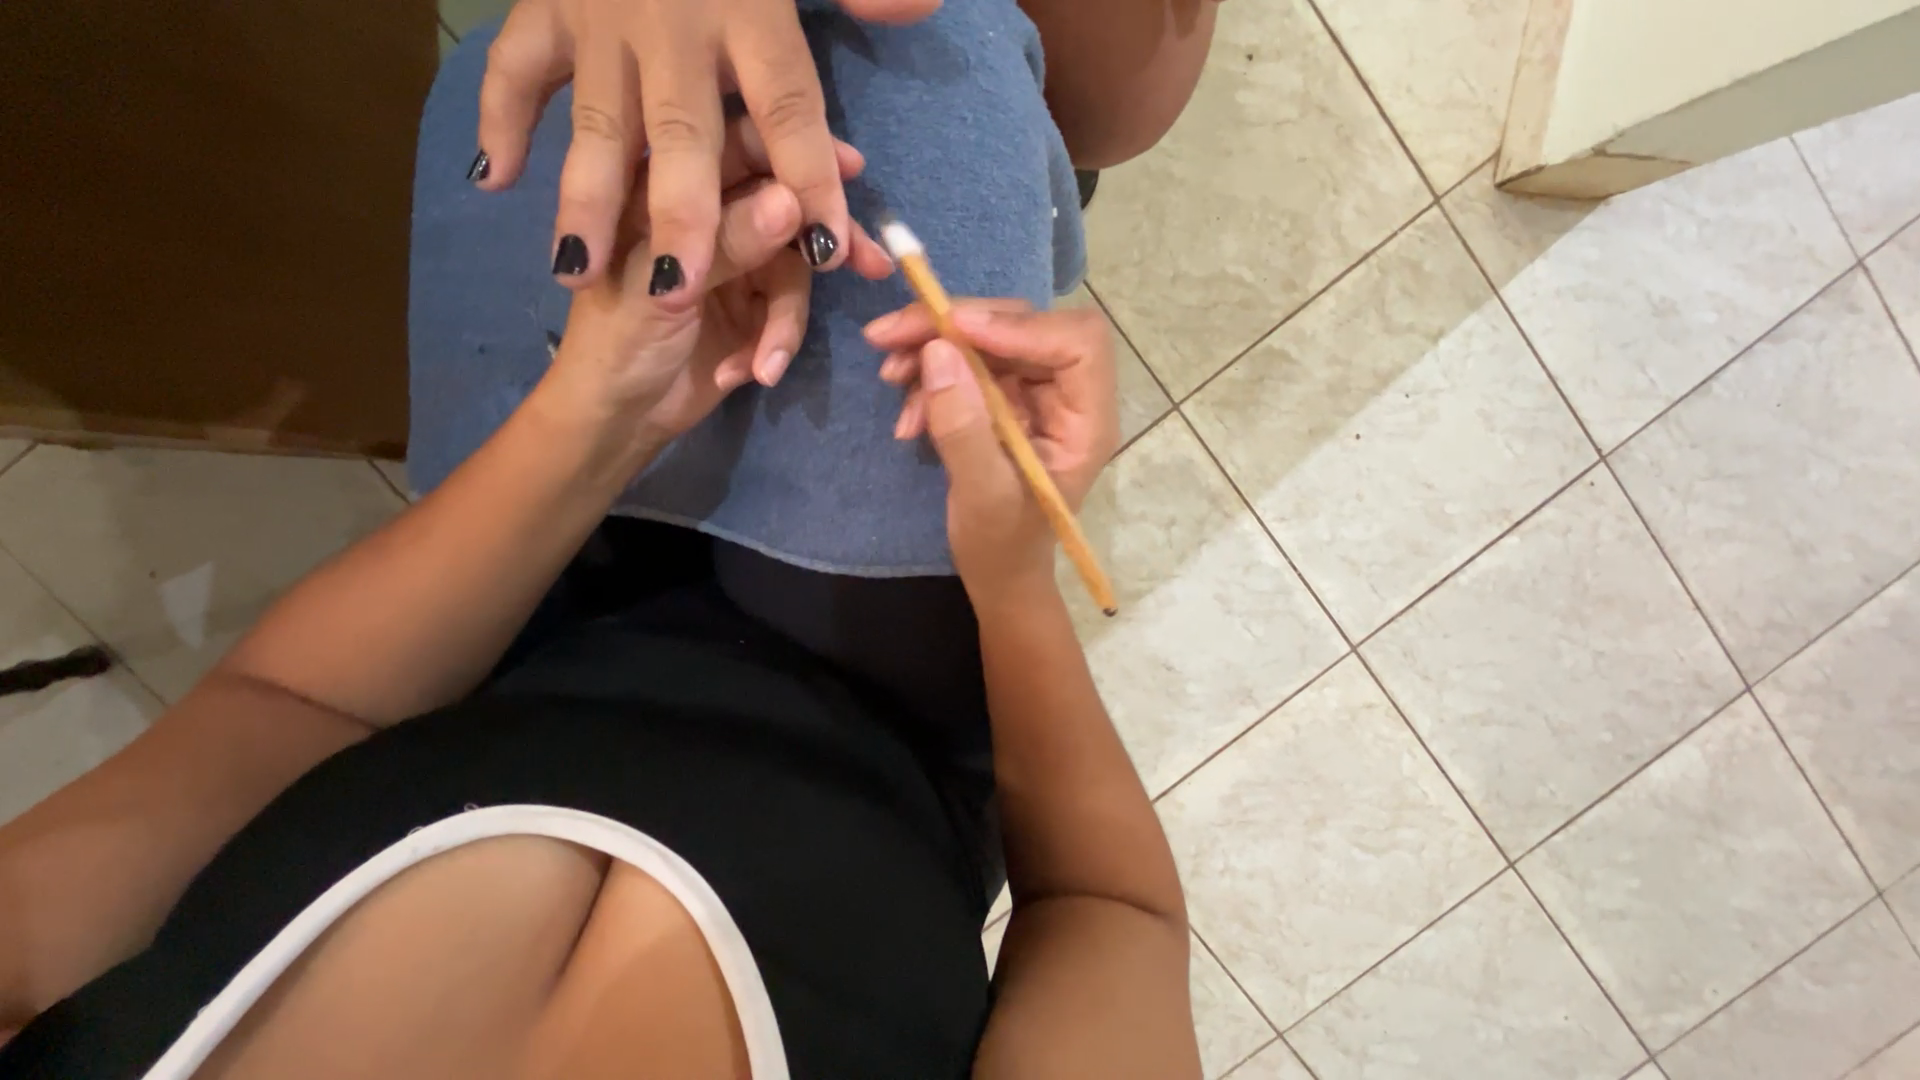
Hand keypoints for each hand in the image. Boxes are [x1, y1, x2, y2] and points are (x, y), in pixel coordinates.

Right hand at [474, 0, 925, 301]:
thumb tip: (920, 7)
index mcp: (751, 13)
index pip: (790, 110)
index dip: (812, 180)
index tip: (832, 252)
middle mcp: (673, 25)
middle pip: (684, 136)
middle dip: (682, 216)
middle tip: (677, 290)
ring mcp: (601, 19)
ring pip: (596, 123)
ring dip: (584, 198)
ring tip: (573, 269)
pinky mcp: (546, 5)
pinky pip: (517, 66)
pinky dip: (499, 117)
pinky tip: (493, 181)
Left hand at [554, 120, 826, 439]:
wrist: (620, 418)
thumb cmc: (614, 342)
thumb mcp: (665, 288)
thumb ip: (727, 242)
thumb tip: (793, 201)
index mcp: (671, 192)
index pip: (742, 152)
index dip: (796, 156)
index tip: (851, 170)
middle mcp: (710, 220)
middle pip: (785, 213)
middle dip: (827, 243)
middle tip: (873, 264)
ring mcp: (736, 267)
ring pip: (794, 275)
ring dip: (788, 324)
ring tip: (766, 365)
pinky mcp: (753, 312)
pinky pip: (787, 318)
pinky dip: (776, 347)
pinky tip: (753, 374)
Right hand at [865, 301, 1118, 598]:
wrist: (996, 572)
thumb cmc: (1002, 546)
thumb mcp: (982, 495)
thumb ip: (964, 428)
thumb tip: (937, 352)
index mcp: (1086, 419)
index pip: (1076, 342)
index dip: (1020, 326)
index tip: (954, 332)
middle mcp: (1066, 395)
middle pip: (1022, 326)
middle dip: (954, 325)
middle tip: (888, 335)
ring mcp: (1033, 393)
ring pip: (987, 338)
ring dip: (931, 347)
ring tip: (888, 375)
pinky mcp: (1002, 398)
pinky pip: (966, 363)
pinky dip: (929, 377)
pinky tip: (906, 417)